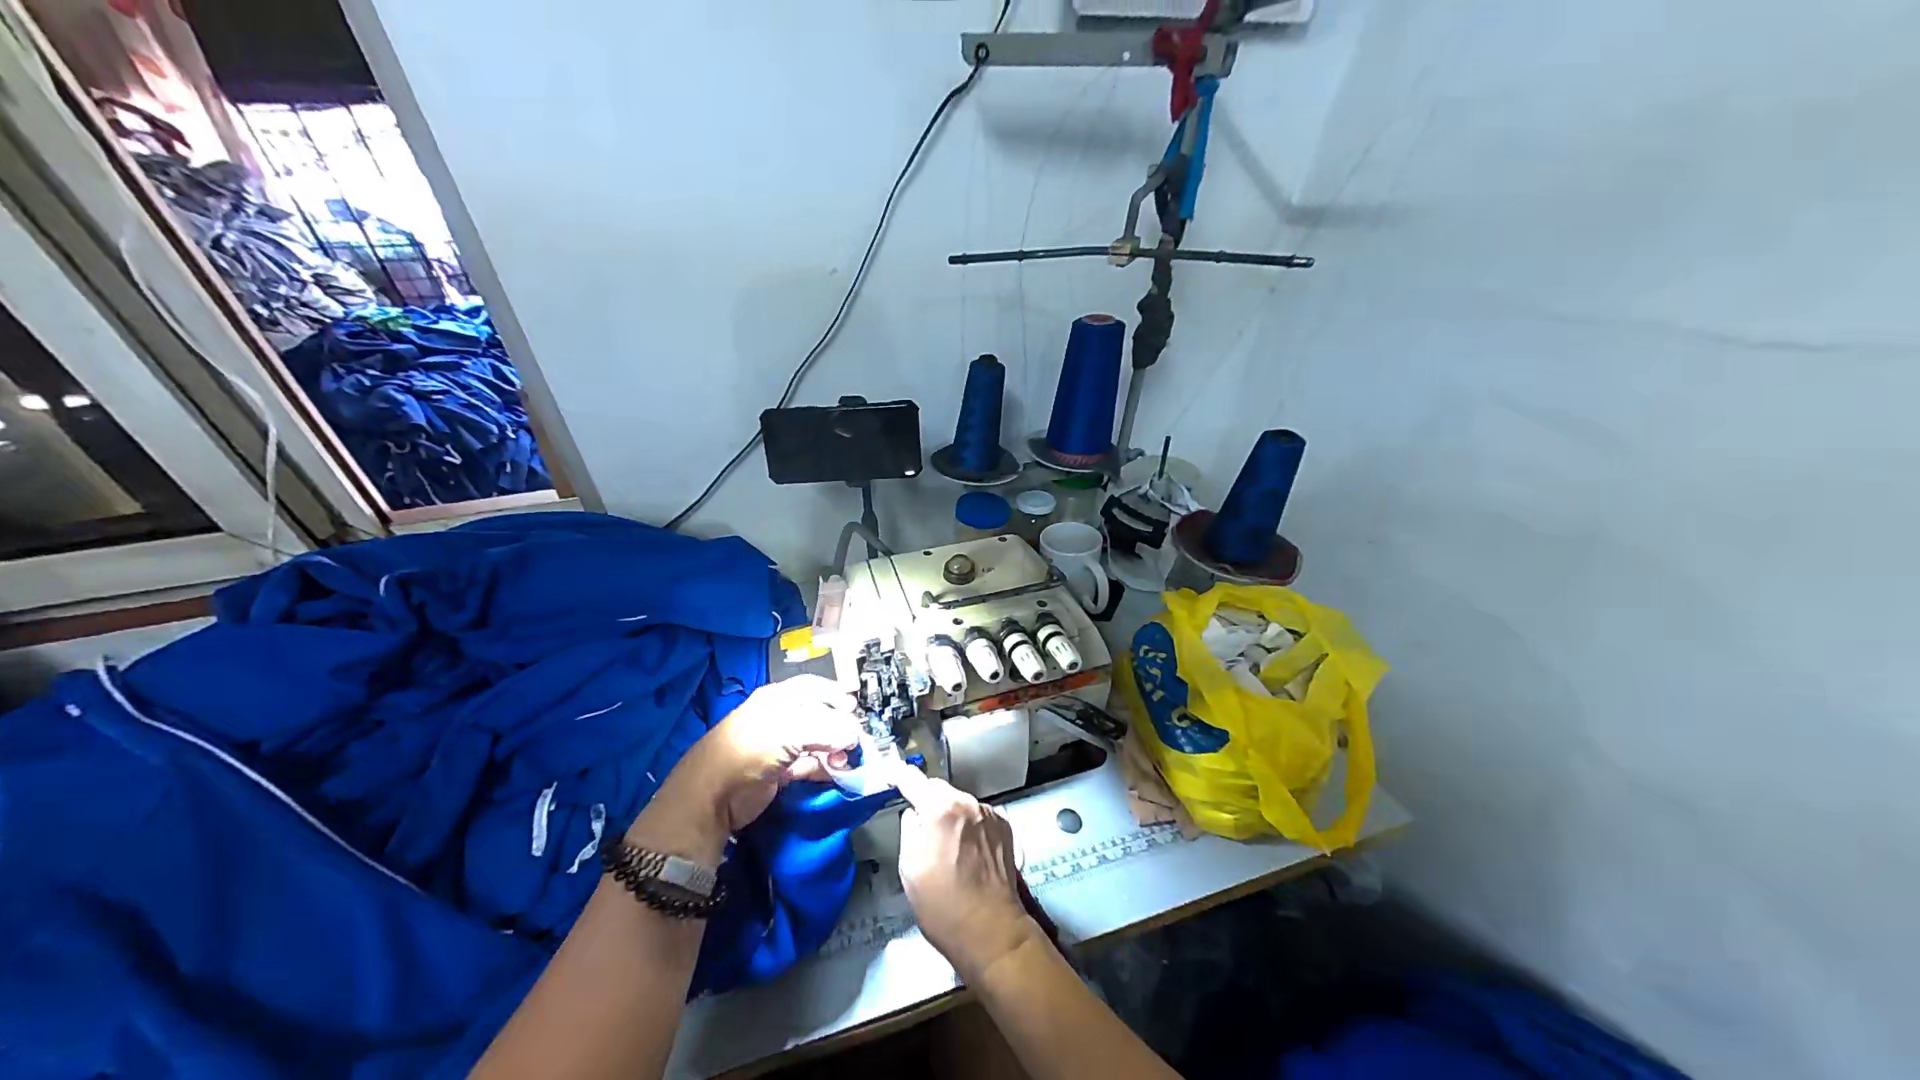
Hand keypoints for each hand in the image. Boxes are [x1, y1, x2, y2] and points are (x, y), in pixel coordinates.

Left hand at [634, 675, 860, 859]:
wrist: (711, 798)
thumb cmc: (746, 751)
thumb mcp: (789, 731)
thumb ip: (827, 728)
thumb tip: (853, 734)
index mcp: (776, 699)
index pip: (813, 689)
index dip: (835, 696)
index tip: (854, 708)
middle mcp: (778, 719)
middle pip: (819, 716)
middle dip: (839, 726)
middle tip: (855, 738)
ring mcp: (779, 747)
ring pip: (817, 742)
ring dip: (835, 749)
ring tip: (847, 759)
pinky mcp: (780, 773)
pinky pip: (811, 765)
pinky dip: (826, 767)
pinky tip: (838, 772)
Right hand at [890, 765, 1044, 982]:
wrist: (989, 930)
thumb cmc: (941, 904)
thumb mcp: (908, 867)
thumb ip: (909, 829)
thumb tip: (914, 815)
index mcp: (940, 808)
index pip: (913, 780)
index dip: (899, 775)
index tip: (891, 774)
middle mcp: (968, 803)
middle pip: (940, 789)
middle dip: (928, 801)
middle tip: (920, 827)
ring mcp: (990, 814)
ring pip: (961, 803)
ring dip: (951, 814)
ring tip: (947, 846)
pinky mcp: (1005, 828)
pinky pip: (979, 817)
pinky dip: (970, 825)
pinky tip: (967, 851)